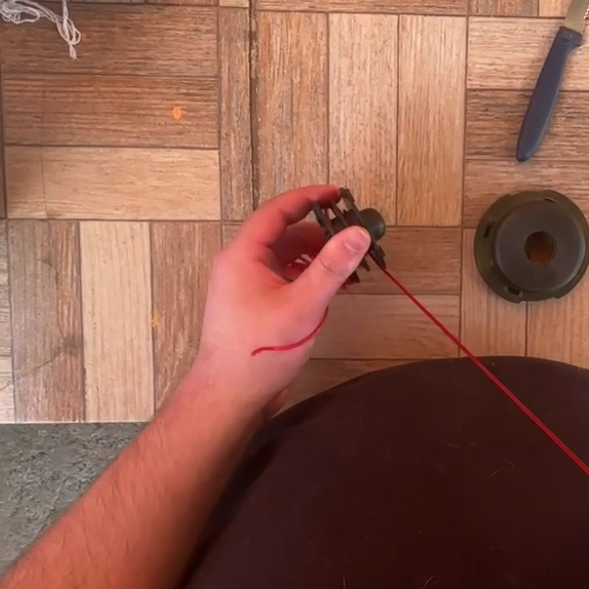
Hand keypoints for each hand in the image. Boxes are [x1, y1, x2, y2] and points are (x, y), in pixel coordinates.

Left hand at [187, 185, 369, 415]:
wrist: (231, 394)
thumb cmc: (257, 352)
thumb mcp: (303, 305)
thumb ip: (332, 267)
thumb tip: (357, 234)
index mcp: (243, 255)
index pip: (278, 211)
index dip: (309, 198)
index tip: (338, 194)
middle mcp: (242, 265)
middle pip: (285, 234)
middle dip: (321, 232)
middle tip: (353, 235)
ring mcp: (249, 286)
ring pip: (287, 257)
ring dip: (318, 257)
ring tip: (350, 265)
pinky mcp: (257, 305)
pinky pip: (286, 278)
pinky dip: (310, 277)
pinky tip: (332, 289)